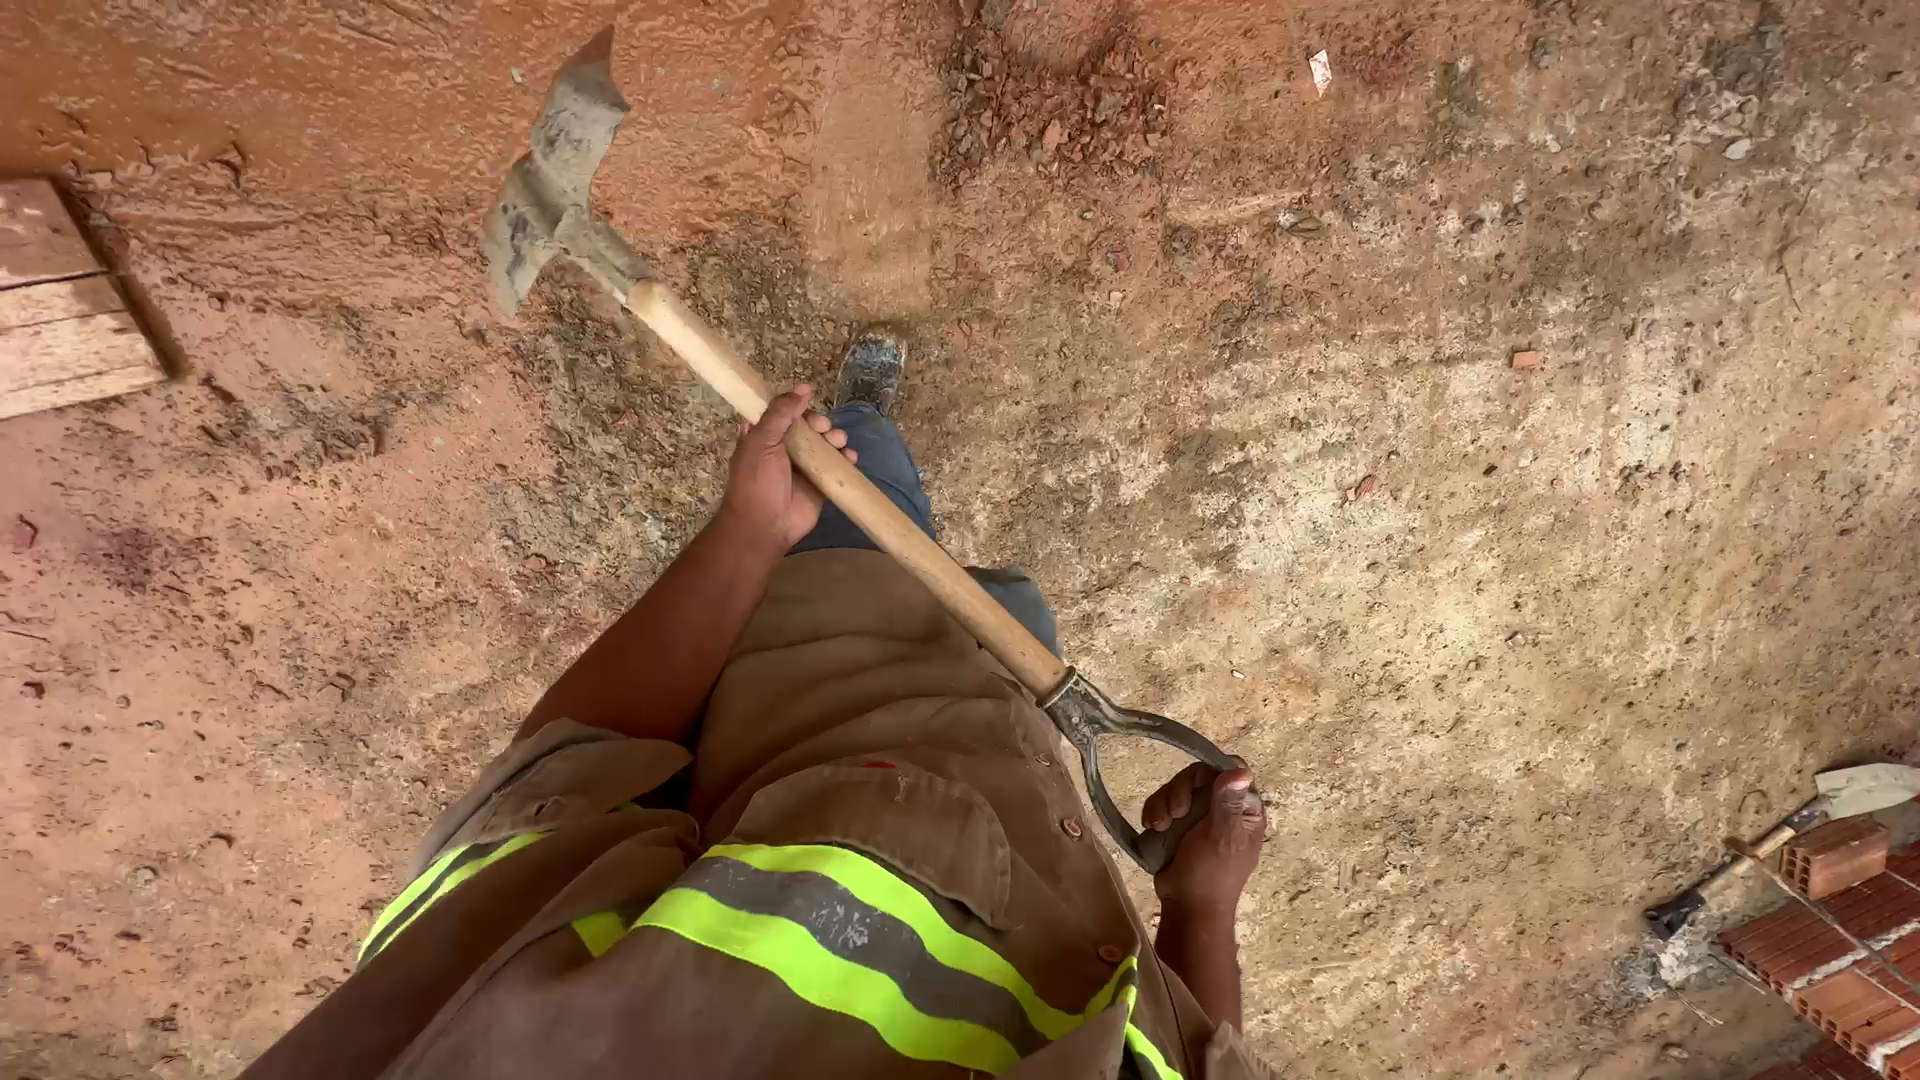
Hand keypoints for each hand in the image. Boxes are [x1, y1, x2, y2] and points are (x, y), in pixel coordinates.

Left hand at [718, 385, 855, 548]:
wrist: (765, 525)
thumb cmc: (756, 481)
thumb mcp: (762, 441)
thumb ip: (780, 413)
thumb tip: (804, 388)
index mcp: (763, 436)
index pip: (781, 411)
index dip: (795, 404)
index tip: (808, 398)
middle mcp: (783, 449)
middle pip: (807, 426)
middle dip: (818, 422)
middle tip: (823, 428)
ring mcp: (803, 467)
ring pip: (824, 444)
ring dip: (834, 438)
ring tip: (839, 442)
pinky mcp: (820, 484)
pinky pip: (836, 466)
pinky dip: (846, 459)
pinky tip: (850, 457)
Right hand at [1144, 765, 1266, 920]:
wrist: (1185, 906)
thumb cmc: (1210, 875)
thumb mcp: (1221, 838)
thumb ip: (1227, 804)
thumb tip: (1241, 770)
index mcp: (1245, 810)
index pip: (1232, 770)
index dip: (1211, 772)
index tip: (1193, 787)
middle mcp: (1224, 807)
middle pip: (1199, 775)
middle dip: (1180, 792)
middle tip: (1175, 813)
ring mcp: (1200, 815)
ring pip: (1177, 787)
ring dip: (1164, 804)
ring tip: (1160, 826)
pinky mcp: (1178, 823)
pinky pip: (1163, 801)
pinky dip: (1155, 811)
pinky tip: (1153, 827)